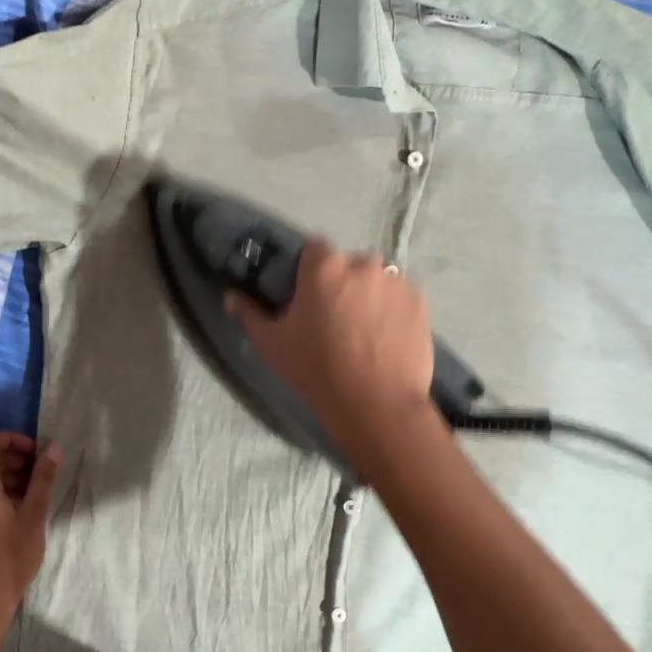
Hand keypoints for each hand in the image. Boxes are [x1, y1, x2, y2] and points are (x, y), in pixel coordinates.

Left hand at [0, 432, 61, 628]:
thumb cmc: (12, 554)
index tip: (37, 451)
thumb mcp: (33, 515)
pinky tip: (25, 508)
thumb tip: (54, 448)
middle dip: (17, 459)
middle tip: (45, 471)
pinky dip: (3, 493)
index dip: (13, 439)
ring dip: (13, 477)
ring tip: (39, 491)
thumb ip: (43, 478)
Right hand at [225, 237, 435, 456]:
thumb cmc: (315, 369)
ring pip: (375, 281)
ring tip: (361, 331)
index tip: (303, 295)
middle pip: (347, 265)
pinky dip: (390, 310)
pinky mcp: (420, 303)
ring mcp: (397, 282)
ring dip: (366, 295)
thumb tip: (231, 297)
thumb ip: (248, 314)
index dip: (306, 269)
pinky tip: (382, 339)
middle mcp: (364, 265)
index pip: (313, 248)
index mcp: (324, 268)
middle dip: (339, 283)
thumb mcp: (271, 344)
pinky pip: (399, 298)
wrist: (376, 403)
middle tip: (331, 318)